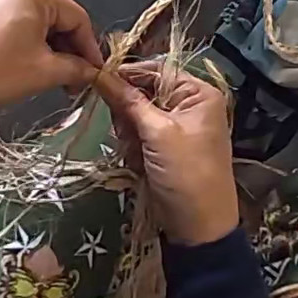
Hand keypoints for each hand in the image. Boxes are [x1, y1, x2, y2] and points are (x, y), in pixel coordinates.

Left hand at [0, 0, 105, 123]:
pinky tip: (31, 71)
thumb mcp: (44, 71)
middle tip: (75, 84)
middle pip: (58, 19)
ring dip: (50, 52)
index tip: (97, 75)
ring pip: (38, 25)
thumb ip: (76, 68)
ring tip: (54, 82)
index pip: (78, 17)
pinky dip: (29, 48)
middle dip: (69, 52)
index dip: (90, 50)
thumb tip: (91, 72)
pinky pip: (17, 27)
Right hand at [95, 65, 237, 245]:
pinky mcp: (164, 145)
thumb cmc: (186, 173)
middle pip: (142, 90)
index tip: (98, 79)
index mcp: (198, 93)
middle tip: (127, 133)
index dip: (127, 74)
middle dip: (128, 111)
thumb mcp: (157, 133)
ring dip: (128, 132)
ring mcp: (176, 126)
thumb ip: (128, 100)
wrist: (199, 228)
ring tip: (136, 153)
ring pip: (134, 112)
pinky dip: (132, 145)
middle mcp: (188, 104)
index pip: (155, 68)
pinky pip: (137, 133)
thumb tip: (99, 72)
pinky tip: (137, 161)